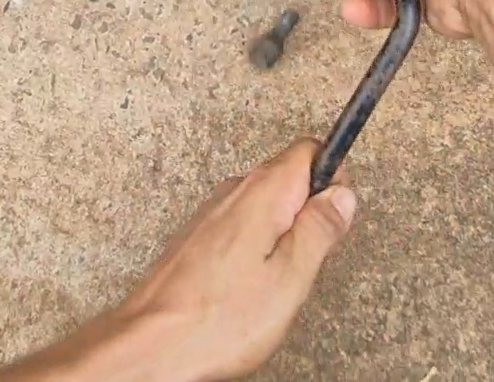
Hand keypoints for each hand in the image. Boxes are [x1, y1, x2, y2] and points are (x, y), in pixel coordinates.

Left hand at [110, 139, 355, 380]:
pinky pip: (243, 224)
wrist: (151, 344)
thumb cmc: (216, 318)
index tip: (334, 217)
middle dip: (308, 212)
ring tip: (273, 283)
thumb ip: (320, 229)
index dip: (333, 178)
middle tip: (304, 262)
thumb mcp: (290, 278)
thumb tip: (343, 196)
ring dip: (282, 233)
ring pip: (266, 204)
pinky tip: (248, 286)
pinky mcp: (200, 234)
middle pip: (289, 176)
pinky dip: (257, 246)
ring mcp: (214, 211)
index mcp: (263, 191)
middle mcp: (236, 189)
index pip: (310, 149)